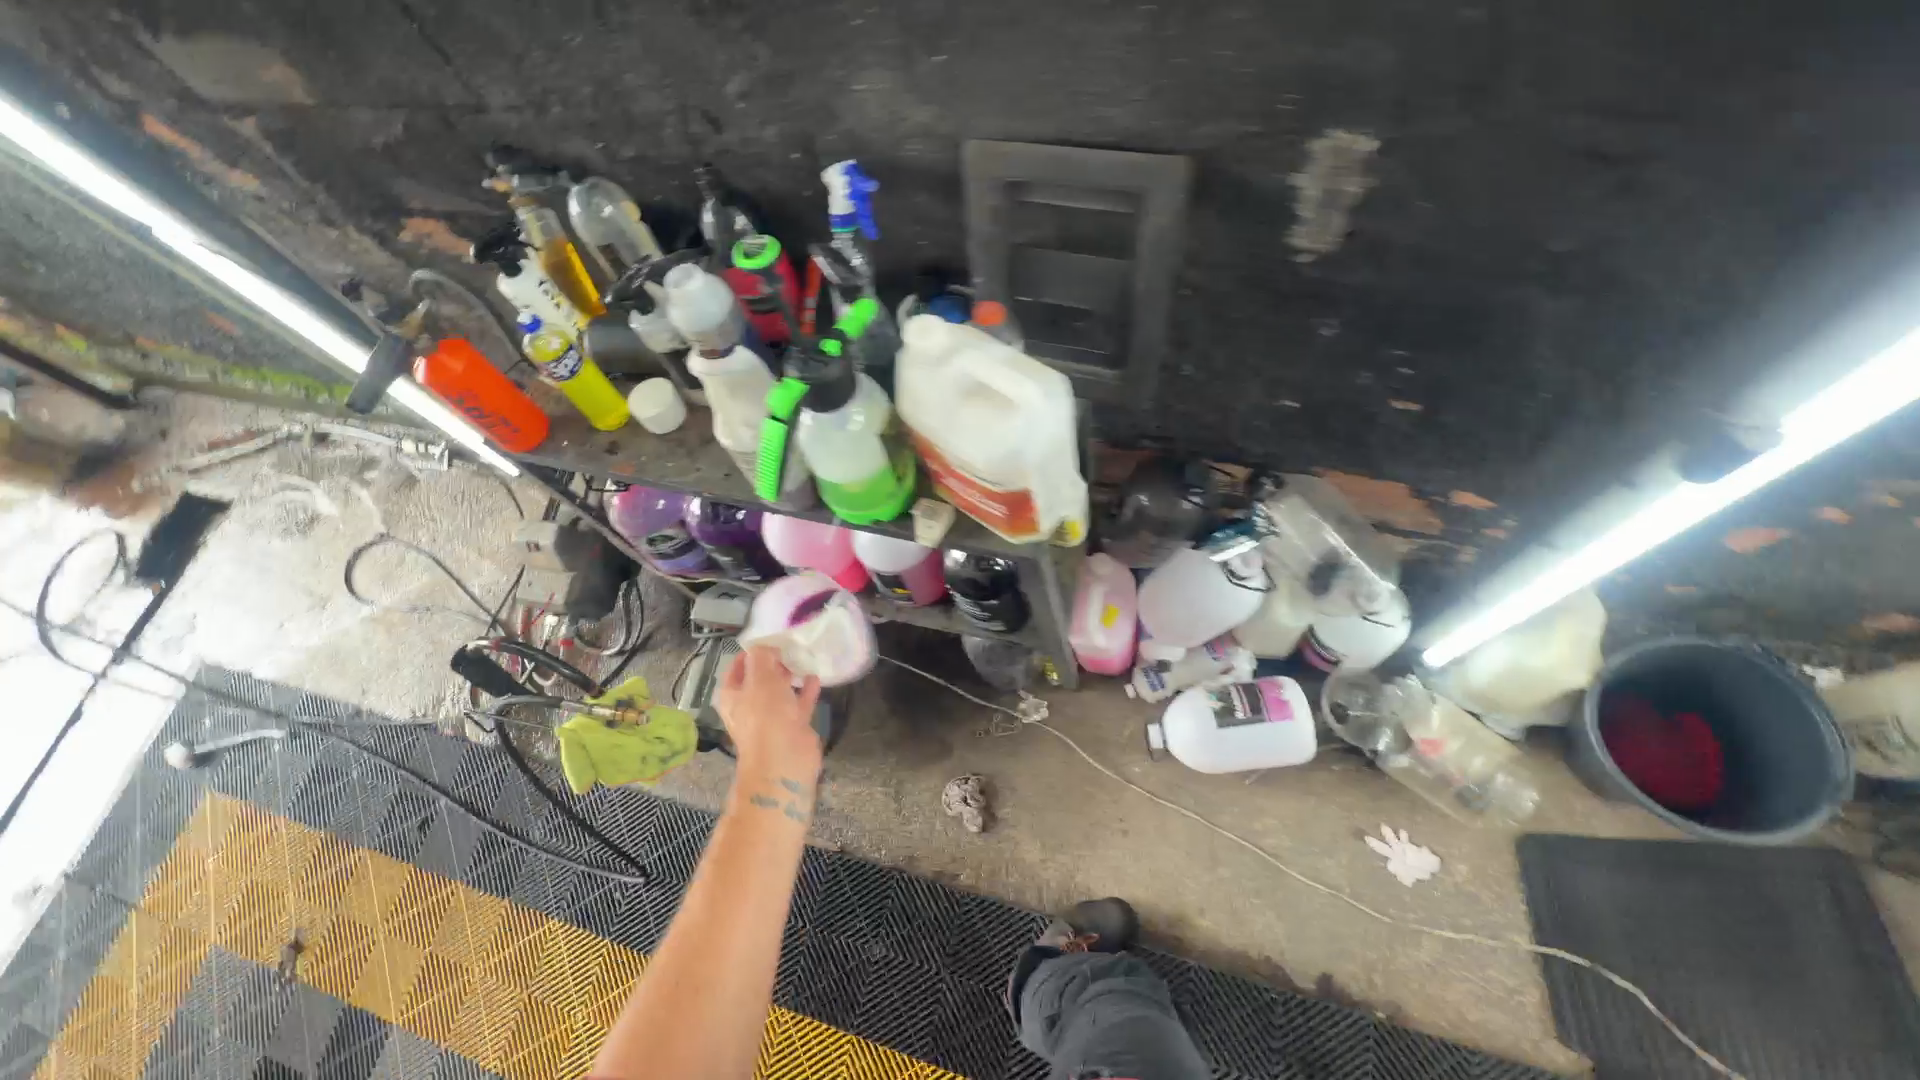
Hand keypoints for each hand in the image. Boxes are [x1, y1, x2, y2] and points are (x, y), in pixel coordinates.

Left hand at [716, 645, 823, 784]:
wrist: (784, 760)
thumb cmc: (765, 716)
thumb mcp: (760, 678)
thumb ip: (762, 657)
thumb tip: (767, 647)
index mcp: (732, 695)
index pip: (738, 666)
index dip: (752, 651)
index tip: (770, 637)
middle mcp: (748, 705)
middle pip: (759, 678)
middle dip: (772, 662)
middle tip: (789, 645)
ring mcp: (770, 717)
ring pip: (779, 691)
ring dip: (789, 676)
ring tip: (802, 658)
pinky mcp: (791, 726)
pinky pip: (798, 703)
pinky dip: (805, 691)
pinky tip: (815, 677)